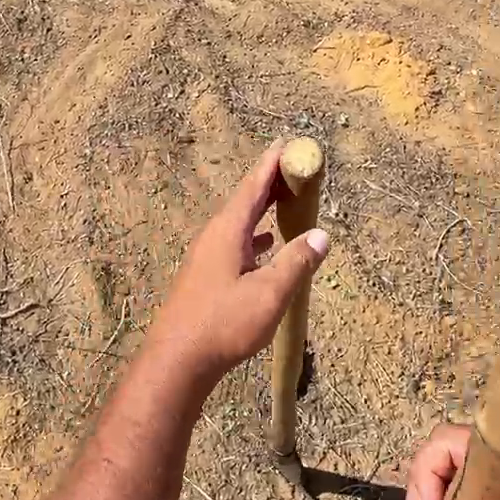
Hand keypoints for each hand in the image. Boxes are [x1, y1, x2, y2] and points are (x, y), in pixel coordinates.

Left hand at [144, 140, 330, 384]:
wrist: (178, 358)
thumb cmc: (224, 323)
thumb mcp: (269, 294)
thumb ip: (296, 263)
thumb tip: (321, 235)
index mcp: (228, 231)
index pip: (252, 186)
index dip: (270, 164)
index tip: (286, 142)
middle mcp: (215, 236)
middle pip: (246, 200)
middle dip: (270, 182)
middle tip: (295, 165)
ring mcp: (209, 255)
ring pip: (241, 221)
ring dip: (264, 208)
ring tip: (286, 198)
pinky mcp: (208, 274)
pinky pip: (237, 240)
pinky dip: (256, 234)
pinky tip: (267, 242)